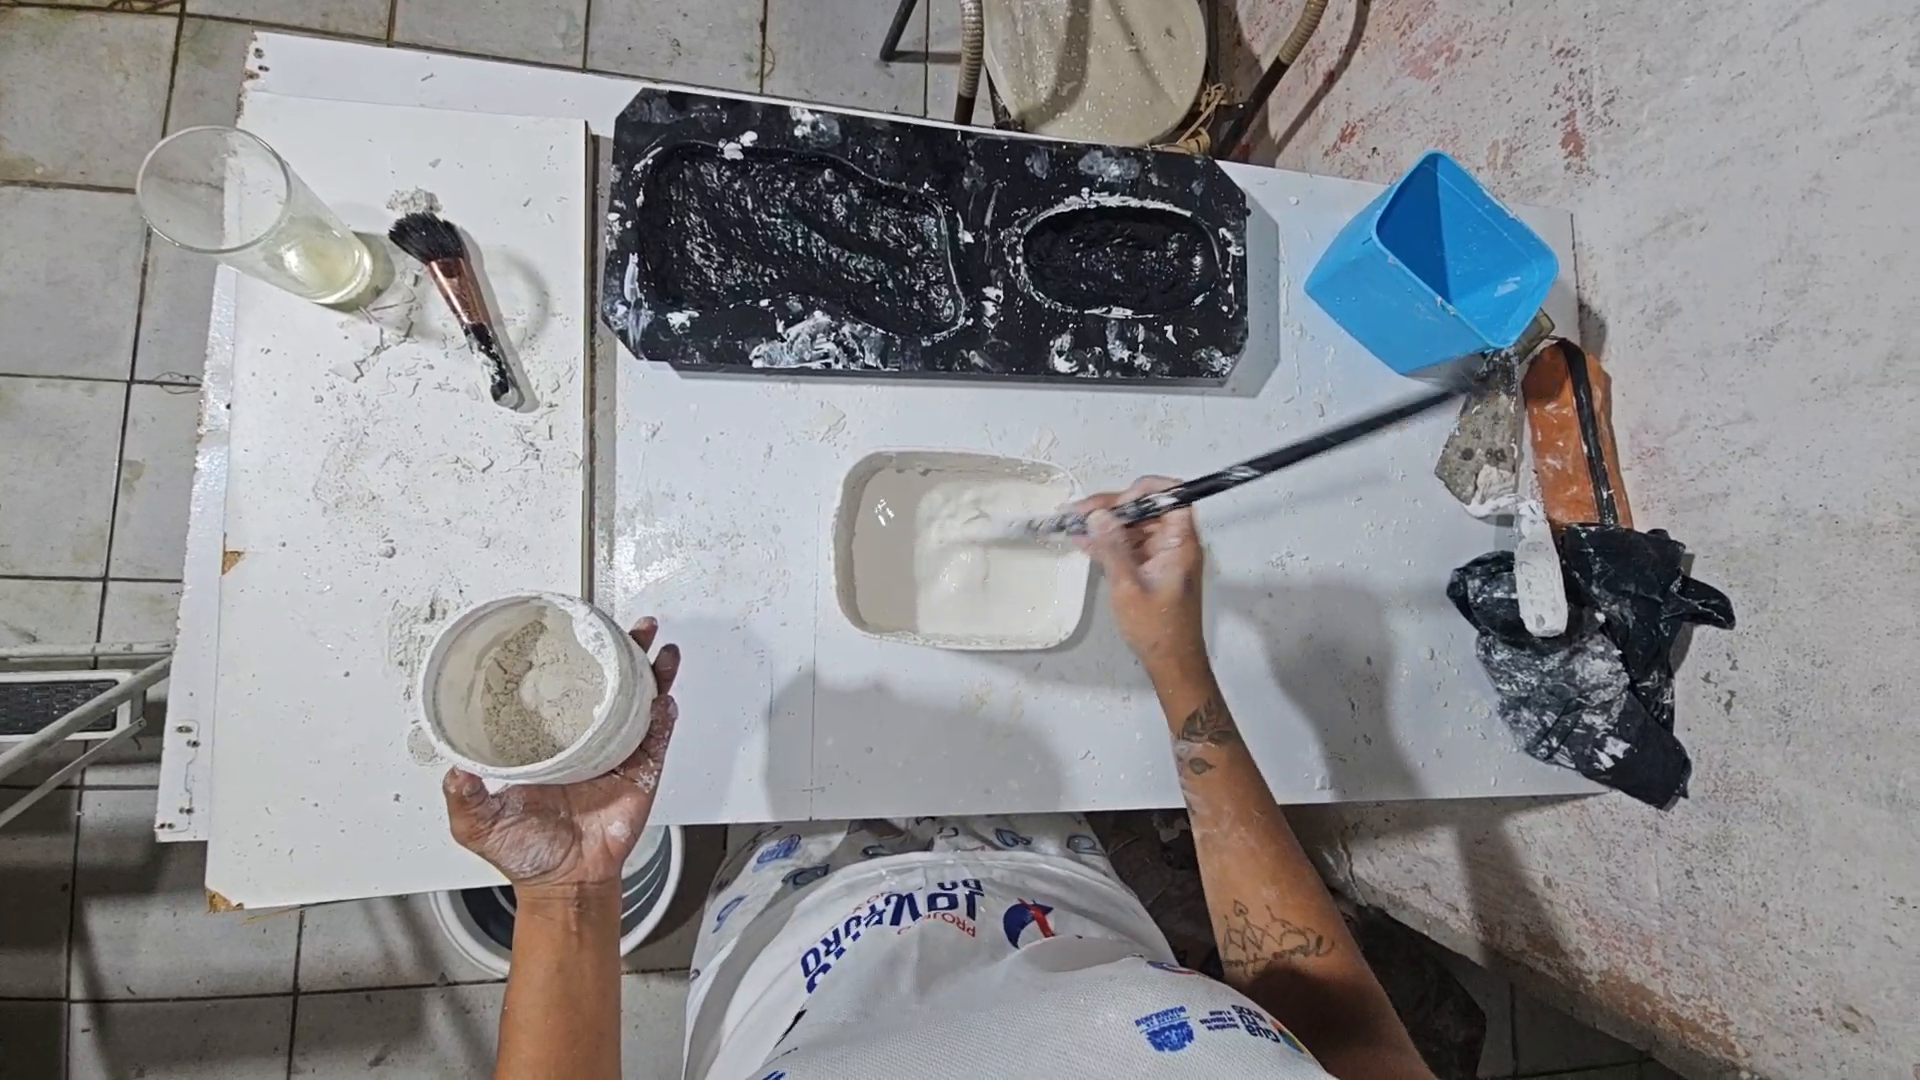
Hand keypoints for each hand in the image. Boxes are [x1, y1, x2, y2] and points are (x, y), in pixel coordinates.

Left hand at [443, 617, 680, 888]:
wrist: (567, 881)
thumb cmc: (528, 854)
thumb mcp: (479, 824)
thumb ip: (465, 795)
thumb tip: (453, 766)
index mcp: (555, 742)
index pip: (569, 690)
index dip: (578, 660)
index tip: (580, 633)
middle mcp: (591, 739)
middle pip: (617, 684)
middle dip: (629, 652)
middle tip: (635, 628)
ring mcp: (621, 752)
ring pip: (645, 702)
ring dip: (656, 675)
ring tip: (660, 653)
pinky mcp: (644, 770)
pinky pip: (658, 737)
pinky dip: (664, 716)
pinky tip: (664, 699)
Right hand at [1073, 477, 1209, 684]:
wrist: (1170, 661)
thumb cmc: (1157, 628)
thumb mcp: (1128, 585)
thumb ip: (1112, 547)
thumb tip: (1098, 515)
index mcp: (1180, 543)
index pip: (1172, 497)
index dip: (1145, 491)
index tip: (1116, 501)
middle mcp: (1174, 544)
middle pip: (1147, 509)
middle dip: (1114, 507)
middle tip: (1081, 512)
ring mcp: (1162, 556)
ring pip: (1134, 526)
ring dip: (1106, 524)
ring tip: (1075, 525)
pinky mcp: (1150, 568)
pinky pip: (1129, 545)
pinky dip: (1108, 542)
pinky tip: (1083, 541)